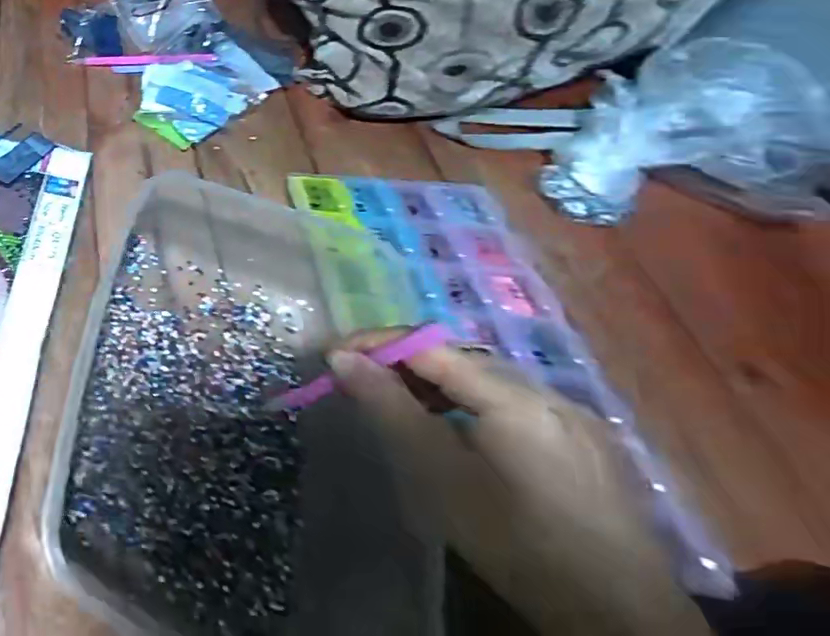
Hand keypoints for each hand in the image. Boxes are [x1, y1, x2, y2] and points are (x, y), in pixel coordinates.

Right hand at [328, 341, 706, 635]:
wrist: (622, 622)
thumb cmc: (515, 541)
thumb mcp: (437, 473)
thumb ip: (388, 406)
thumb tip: (341, 356)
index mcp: (517, 398)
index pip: (428, 345)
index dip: (372, 344)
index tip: (329, 358)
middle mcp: (551, 395)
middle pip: (458, 357)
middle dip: (399, 360)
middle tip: (355, 380)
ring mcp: (576, 421)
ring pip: (484, 379)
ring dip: (431, 382)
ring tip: (393, 403)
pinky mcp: (586, 447)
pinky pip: (511, 403)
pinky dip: (466, 403)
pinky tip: (450, 429)